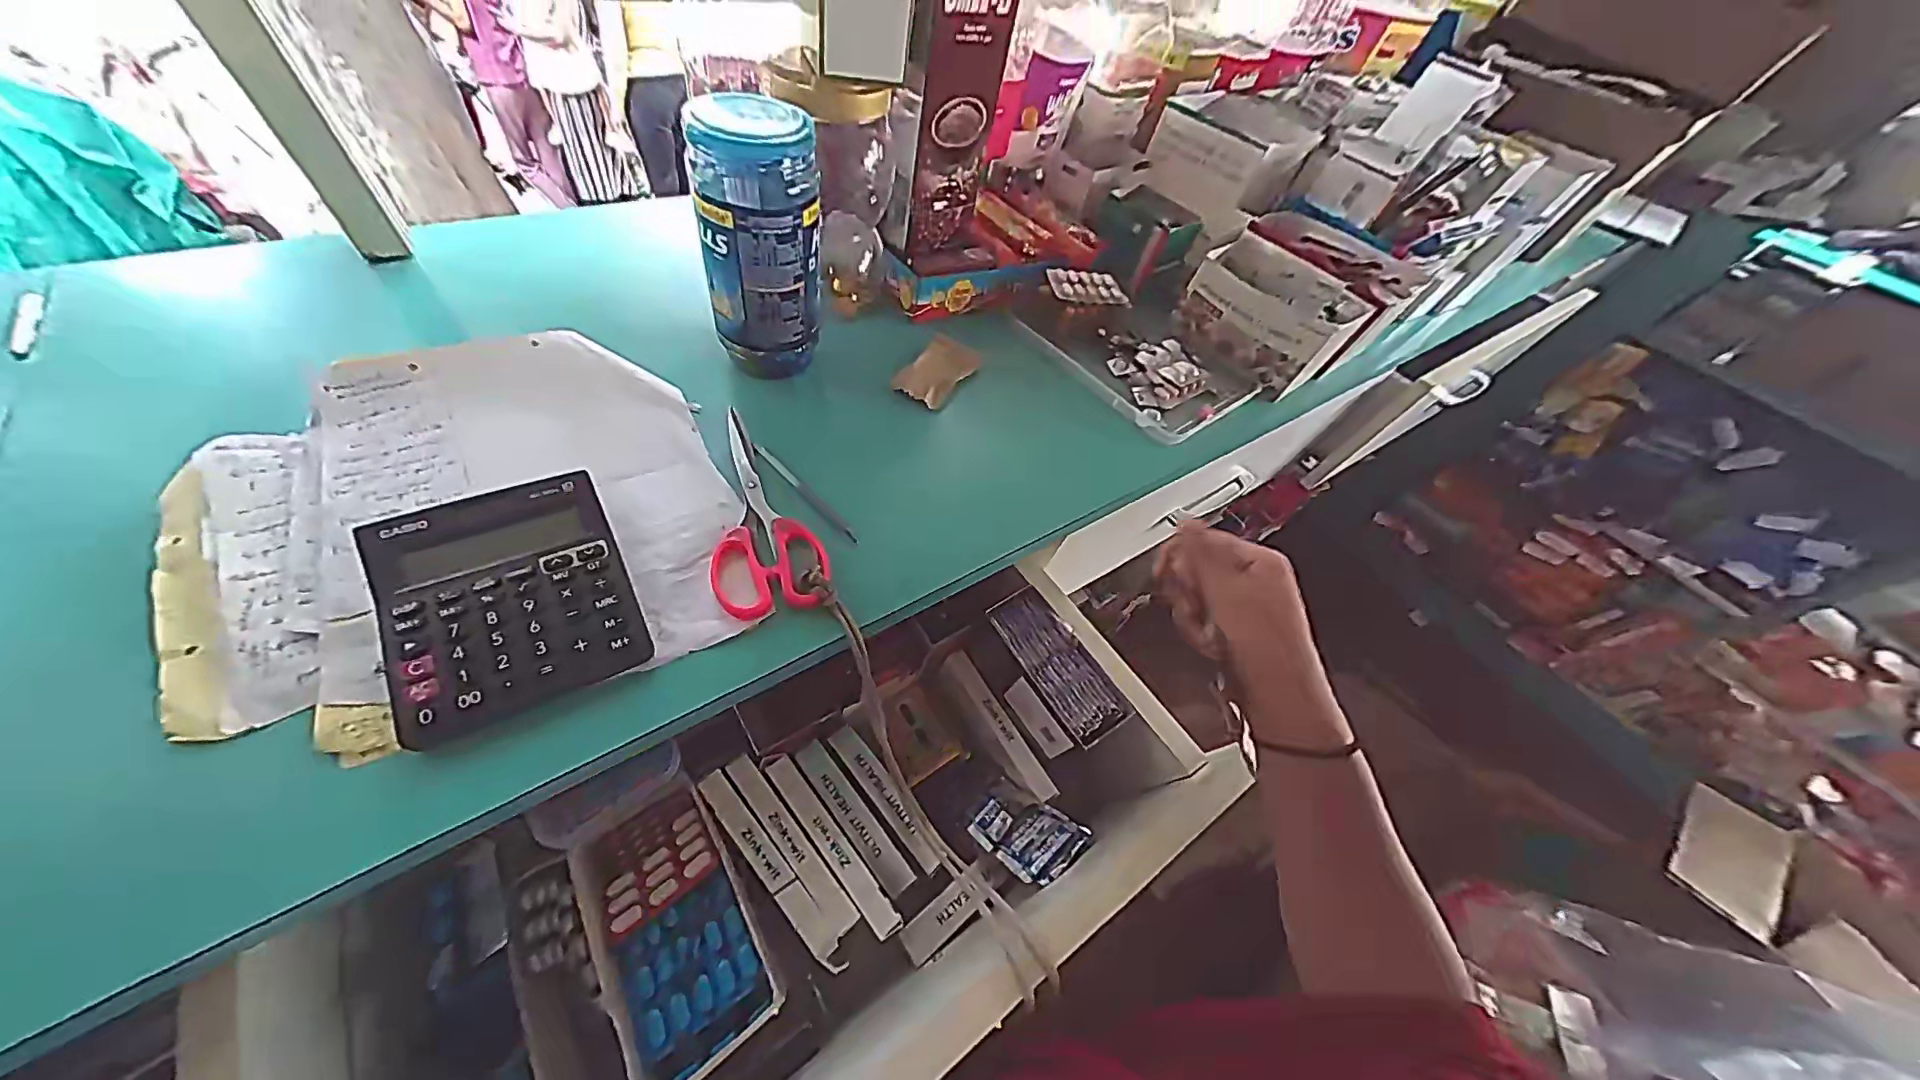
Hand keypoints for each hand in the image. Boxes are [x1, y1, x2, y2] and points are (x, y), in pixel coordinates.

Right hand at [1154, 524, 1347, 747]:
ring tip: (1210, 632)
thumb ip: (1202, 556)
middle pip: (1194, 569)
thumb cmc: (1267, 645)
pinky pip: (1198, 619)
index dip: (1181, 557)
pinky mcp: (1230, 628)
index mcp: (1258, 561)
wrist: (1275, 694)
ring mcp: (1240, 605)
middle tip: (1197, 607)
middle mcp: (1251, 579)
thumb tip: (1185, 525)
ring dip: (1192, 617)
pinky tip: (1212, 644)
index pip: (1205, 540)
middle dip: (1188, 592)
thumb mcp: (1227, 592)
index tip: (1169, 572)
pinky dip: (1198, 632)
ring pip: (1192, 596)